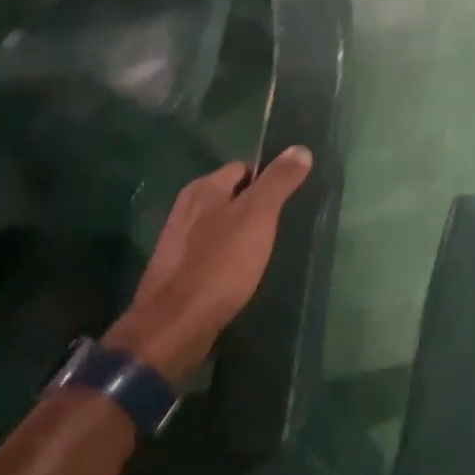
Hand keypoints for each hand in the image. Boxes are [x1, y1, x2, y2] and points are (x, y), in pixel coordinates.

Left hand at [103, 147, 313, 381]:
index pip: (243, 168)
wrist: (174, 325)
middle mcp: (186, 209)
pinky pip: (211, 250)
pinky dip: (227, 255)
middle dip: (255, 205)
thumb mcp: (258, 216)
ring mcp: (178, 241)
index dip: (267, 179)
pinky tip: (241, 271)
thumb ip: (278, 181)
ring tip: (265, 249)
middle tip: (280, 224)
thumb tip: (300, 149)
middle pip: (231, 195)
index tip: (288, 199)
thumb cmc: (220, 264)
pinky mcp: (178, 271)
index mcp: (203, 190)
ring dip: (241, 232)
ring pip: (220, 224)